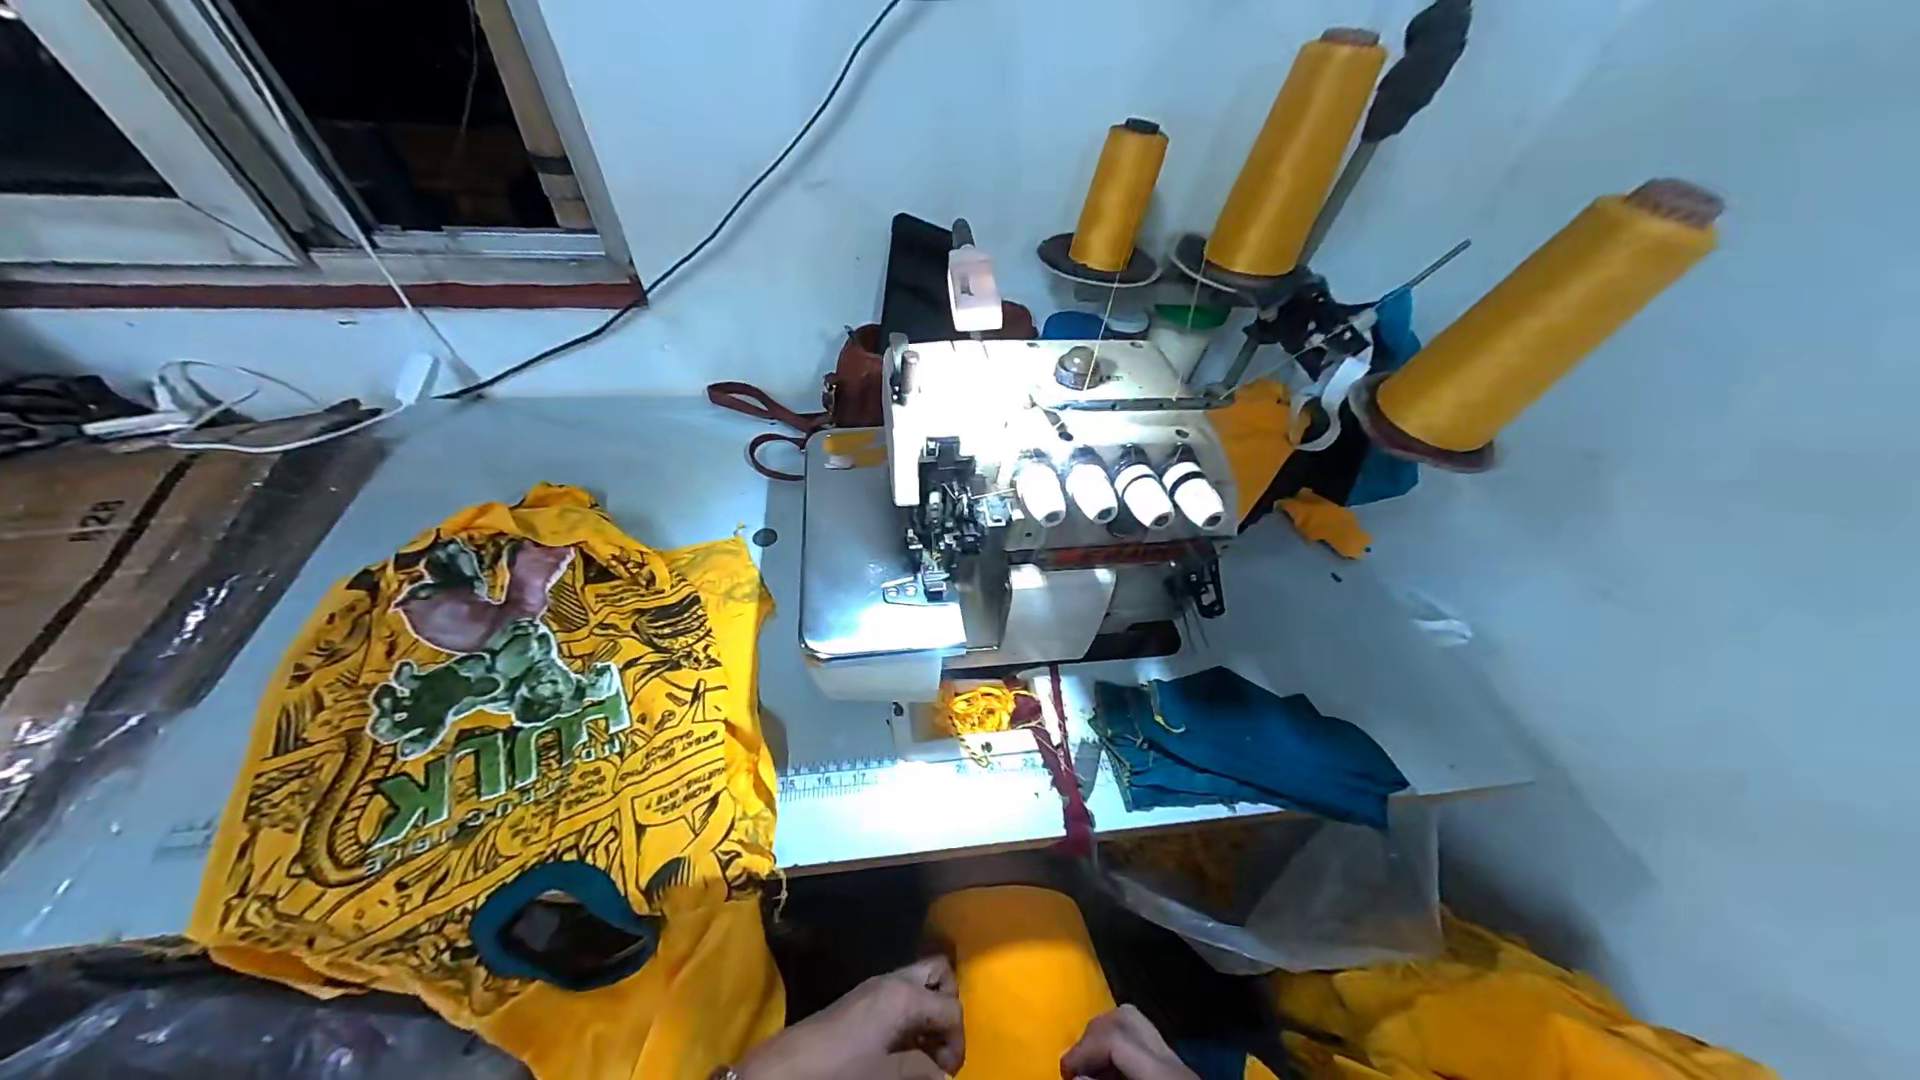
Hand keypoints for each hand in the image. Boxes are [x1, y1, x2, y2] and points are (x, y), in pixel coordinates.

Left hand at [736, 956, 963, 1079]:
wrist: (786, 1069)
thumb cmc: (840, 1072)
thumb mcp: (885, 1076)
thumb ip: (921, 1071)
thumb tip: (944, 1076)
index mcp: (904, 996)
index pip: (951, 1008)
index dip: (957, 1043)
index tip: (947, 1075)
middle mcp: (894, 981)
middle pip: (940, 973)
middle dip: (948, 1007)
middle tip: (940, 1048)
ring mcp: (877, 987)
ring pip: (920, 982)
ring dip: (930, 1011)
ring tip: (924, 1054)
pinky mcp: (863, 998)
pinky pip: (901, 994)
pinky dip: (912, 1014)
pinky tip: (904, 1049)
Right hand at [1060, 1005, 1197, 1079]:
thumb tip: (1077, 1074)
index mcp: (1163, 1069)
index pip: (1116, 1037)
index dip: (1084, 1049)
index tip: (1065, 1070)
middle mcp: (1171, 1054)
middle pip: (1127, 1016)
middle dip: (1093, 1033)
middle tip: (1075, 1063)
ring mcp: (1177, 1057)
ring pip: (1136, 1021)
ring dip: (1105, 1035)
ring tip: (1089, 1064)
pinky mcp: (1178, 1066)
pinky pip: (1143, 1039)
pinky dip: (1120, 1046)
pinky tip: (1110, 1067)